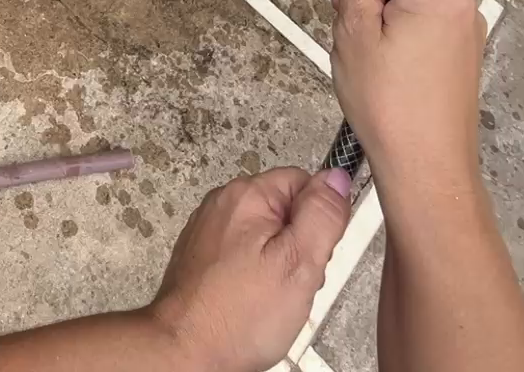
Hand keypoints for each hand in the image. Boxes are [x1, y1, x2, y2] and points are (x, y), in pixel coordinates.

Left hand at [147, 167, 351, 371]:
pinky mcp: (204, 252)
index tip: (317, 252)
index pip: (302, 181)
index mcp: (246, 195)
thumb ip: (321, 217)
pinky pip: (247, 253)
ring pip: (268, 236)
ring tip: (275, 296)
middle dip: (301, 246)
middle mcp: (223, 203)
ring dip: (282, 264)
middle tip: (295, 280)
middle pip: (285, 210)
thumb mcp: (298, 263)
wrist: (187, 346)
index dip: (320, 218)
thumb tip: (337, 178)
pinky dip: (258, 274)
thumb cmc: (239, 312)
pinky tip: (256, 299)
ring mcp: (210, 227)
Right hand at [329, 0, 486, 195]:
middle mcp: (457, 0)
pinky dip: (388, 20)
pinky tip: (375, 54)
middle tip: (341, 18)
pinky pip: (415, 13)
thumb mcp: (354, 31)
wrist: (426, 166)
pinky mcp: (458, 48)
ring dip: (372, 3)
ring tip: (357, 47)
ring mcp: (462, 25)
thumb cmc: (383, 97)